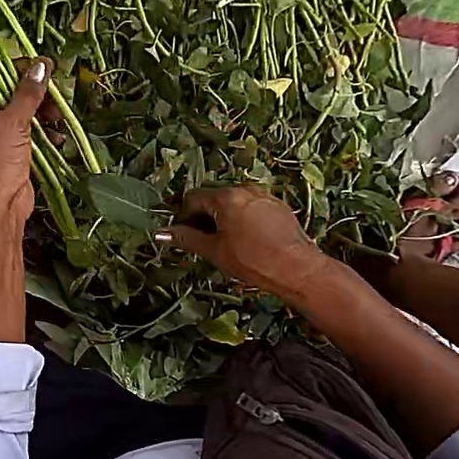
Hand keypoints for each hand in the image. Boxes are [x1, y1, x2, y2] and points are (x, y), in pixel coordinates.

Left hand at [0, 58, 49, 230]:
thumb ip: (28, 93)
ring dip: (42, 114)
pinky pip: (28, 134)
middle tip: (55, 96)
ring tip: (58, 118)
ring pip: (21, 114)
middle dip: (35, 94)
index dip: (18, 68)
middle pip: (9, 93)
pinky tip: (56, 136)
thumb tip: (41, 67)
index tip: (43, 67)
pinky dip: (43, 132)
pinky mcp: (9, 152)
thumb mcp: (13, 121)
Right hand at [156, 186, 335, 300]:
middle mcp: (245, 189)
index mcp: (226, 197)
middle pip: (215, 198)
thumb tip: (161, 233)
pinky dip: (243, 220)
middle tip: (204, 242)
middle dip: (205, 217)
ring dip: (224, 219)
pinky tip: (247, 241)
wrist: (297, 269)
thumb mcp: (214, 251)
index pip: (194, 198)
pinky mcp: (279, 207)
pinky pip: (252, 208)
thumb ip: (187, 238)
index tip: (184, 234)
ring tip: (226, 244)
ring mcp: (264, 196)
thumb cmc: (252, 260)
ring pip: (234, 203)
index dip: (184, 216)